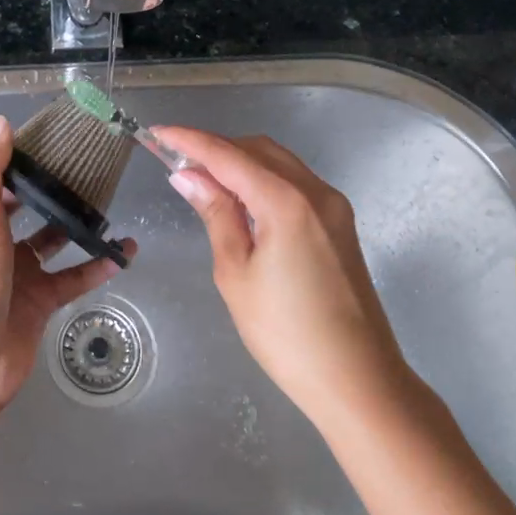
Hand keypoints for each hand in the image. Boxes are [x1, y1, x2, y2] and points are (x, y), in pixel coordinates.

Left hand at [0, 115, 136, 406]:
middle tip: (81, 162)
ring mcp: (17, 273)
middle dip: (44, 185)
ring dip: (75, 223)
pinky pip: (72, 277)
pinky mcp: (39, 302)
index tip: (33, 132)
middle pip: (19, 204)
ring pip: (51, 239)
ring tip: (108, 202)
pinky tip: (123, 253)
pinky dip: (96, 266)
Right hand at [154, 127, 407, 420]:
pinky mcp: (339, 226)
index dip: (190, 141)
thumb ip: (215, 215)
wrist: (358, 381)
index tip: (157, 133)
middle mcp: (315, 192)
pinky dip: (262, 181)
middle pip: (257, 150)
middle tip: (175, 162)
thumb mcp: (235, 273)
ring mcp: (333, 208)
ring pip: (278, 164)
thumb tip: (188, 177)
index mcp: (287, 201)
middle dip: (215, 148)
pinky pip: (294, 185)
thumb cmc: (286, 333)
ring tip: (202, 180)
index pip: (228, 155)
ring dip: (239, 163)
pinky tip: (239, 201)